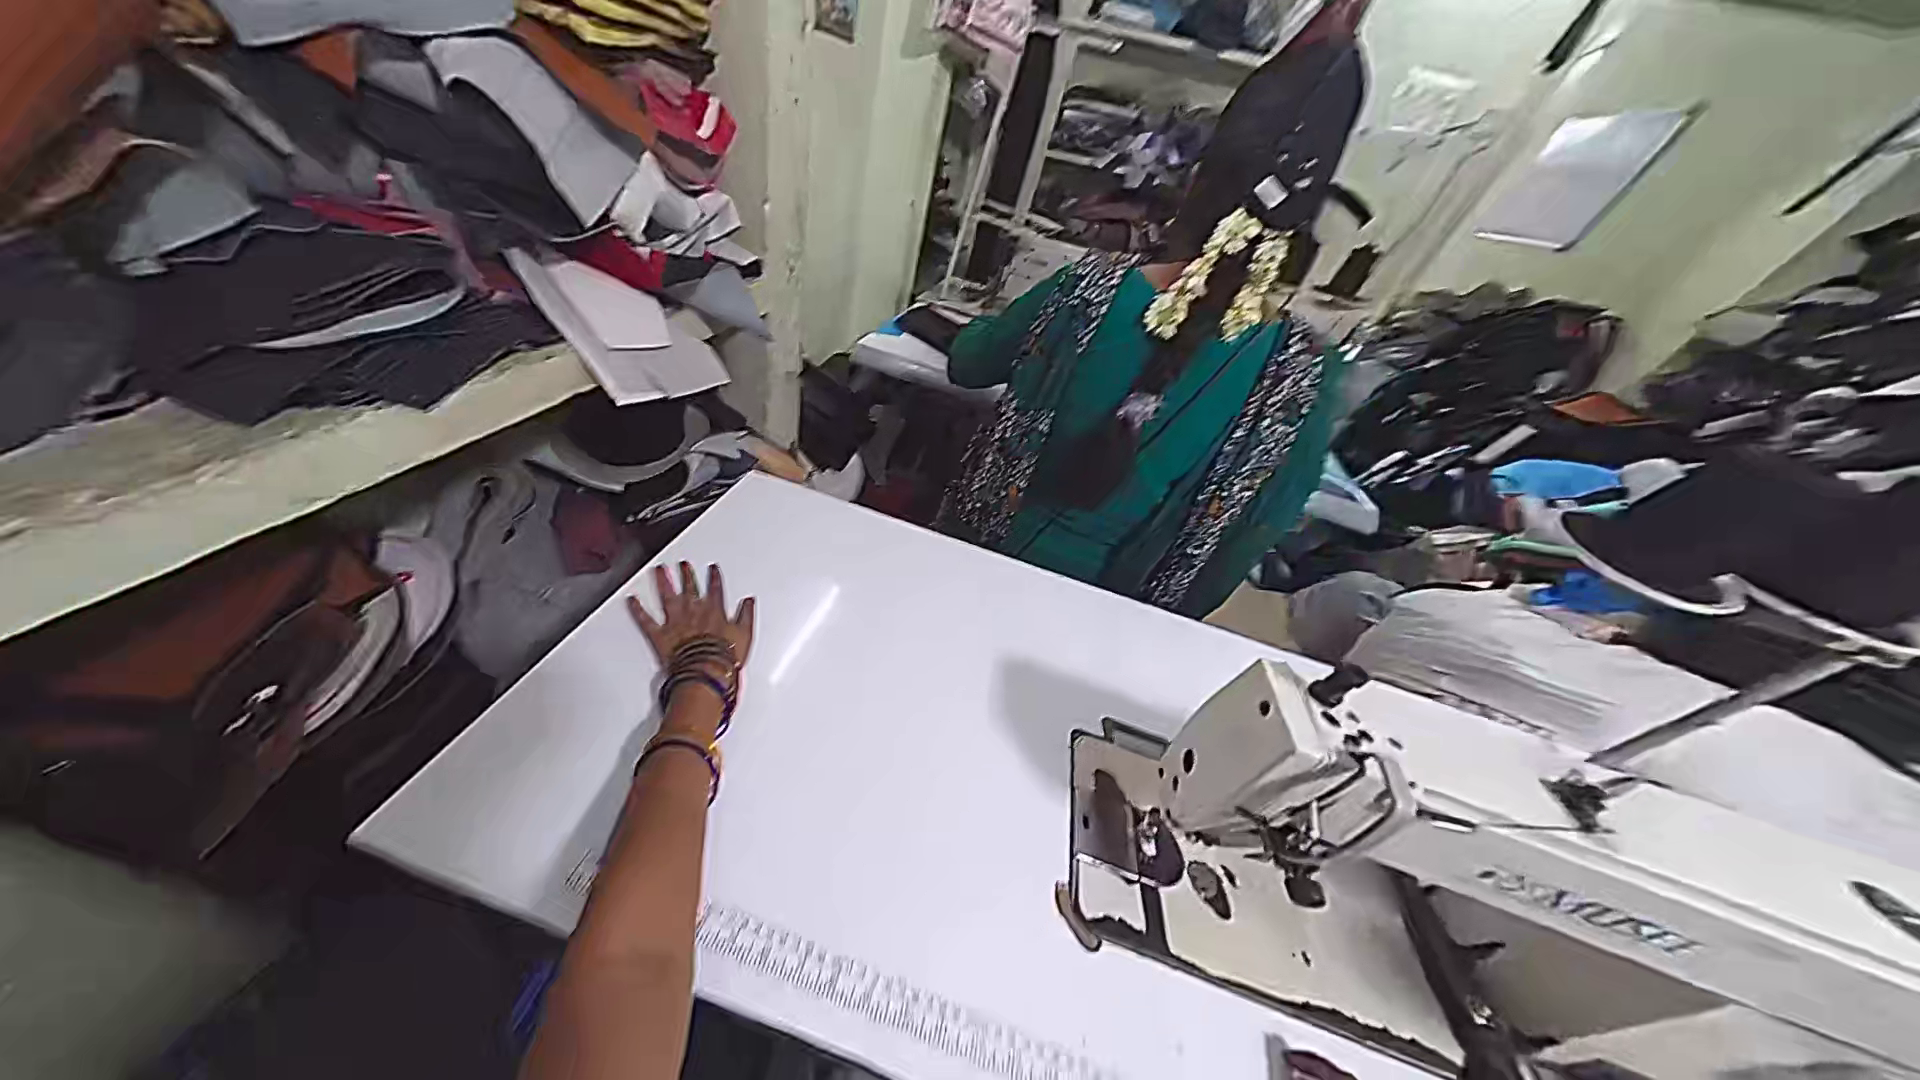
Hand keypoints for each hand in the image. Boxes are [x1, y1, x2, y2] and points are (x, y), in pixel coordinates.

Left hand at [628, 561, 755, 671]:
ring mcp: (675, 622)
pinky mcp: (660, 635)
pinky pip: (646, 620)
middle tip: (683, 564)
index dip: (714, 577)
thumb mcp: (745, 634)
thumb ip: (746, 615)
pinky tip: (632, 600)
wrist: (705, 671)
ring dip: (663, 582)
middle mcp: (693, 612)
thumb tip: (749, 602)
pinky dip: (637, 609)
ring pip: (667, 596)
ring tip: (659, 570)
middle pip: (689, 588)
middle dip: (686, 574)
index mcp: (714, 611)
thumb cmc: (724, 656)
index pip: (716, 589)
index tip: (712, 568)